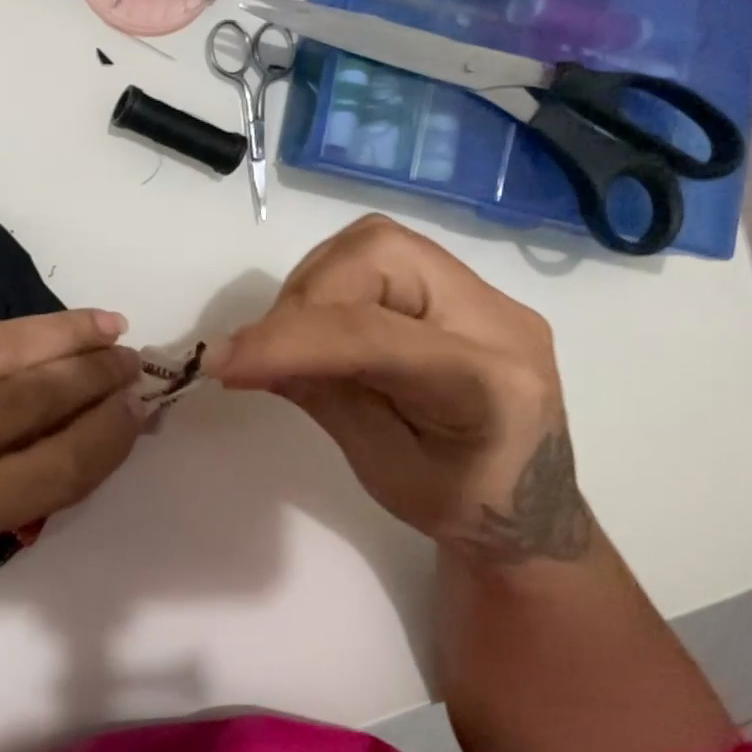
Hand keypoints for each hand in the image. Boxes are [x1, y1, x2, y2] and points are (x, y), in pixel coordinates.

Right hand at [208, 215, 591, 563]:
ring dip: (314, 285)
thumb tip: (240, 356)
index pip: (373, 333)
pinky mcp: (460, 288)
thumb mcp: (381, 468)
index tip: (221, 363)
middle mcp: (495, 319)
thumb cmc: (459, 505)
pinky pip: (380, 257)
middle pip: (378, 255)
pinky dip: (332, 284)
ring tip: (296, 340)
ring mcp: (482, 295)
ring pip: (373, 243)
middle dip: (306, 296)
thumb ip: (318, 397)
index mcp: (490, 384)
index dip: (288, 339)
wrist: (530, 508)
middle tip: (271, 350)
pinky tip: (323, 328)